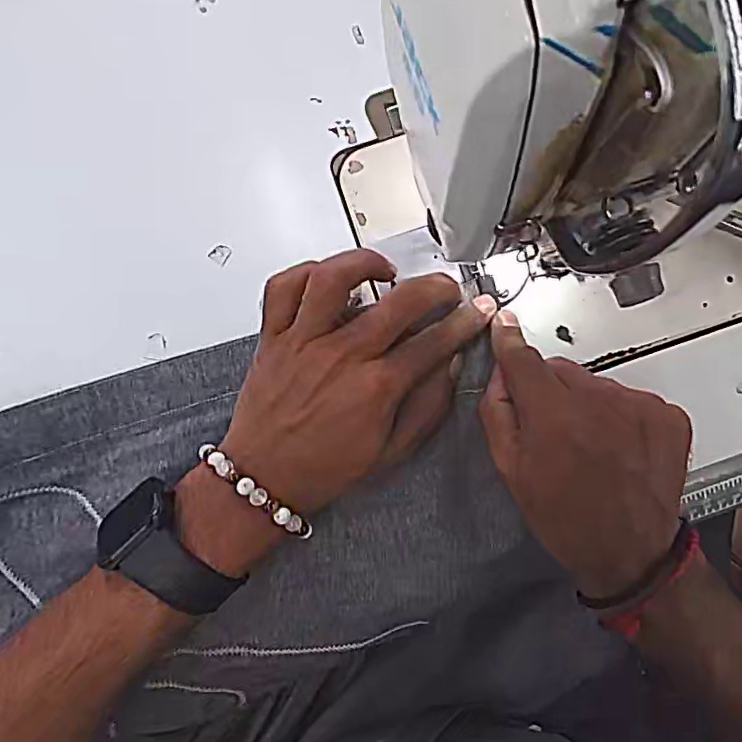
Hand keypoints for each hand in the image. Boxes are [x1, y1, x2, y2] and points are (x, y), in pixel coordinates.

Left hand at [177, 249, 495, 575]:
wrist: (266, 478)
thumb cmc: (322, 468)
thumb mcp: (390, 451)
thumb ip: (426, 408)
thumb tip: (450, 369)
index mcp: (374, 389)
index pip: (433, 341)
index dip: (464, 322)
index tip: (475, 312)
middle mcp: (340, 358)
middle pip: (400, 302)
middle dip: (436, 287)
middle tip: (445, 289)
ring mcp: (304, 343)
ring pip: (335, 279)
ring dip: (367, 263)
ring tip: (386, 270)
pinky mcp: (274, 338)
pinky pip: (282, 288)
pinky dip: (305, 272)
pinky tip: (326, 278)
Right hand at [478, 310, 691, 600]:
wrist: (630, 552)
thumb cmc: (568, 520)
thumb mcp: (512, 473)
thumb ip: (498, 416)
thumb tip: (499, 378)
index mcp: (553, 417)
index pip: (523, 358)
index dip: (508, 342)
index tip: (504, 328)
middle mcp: (598, 402)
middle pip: (559, 370)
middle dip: (548, 390)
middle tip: (551, 431)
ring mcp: (637, 406)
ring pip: (595, 383)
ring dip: (585, 403)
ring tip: (588, 445)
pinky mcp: (665, 414)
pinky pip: (627, 396)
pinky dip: (618, 413)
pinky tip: (615, 446)